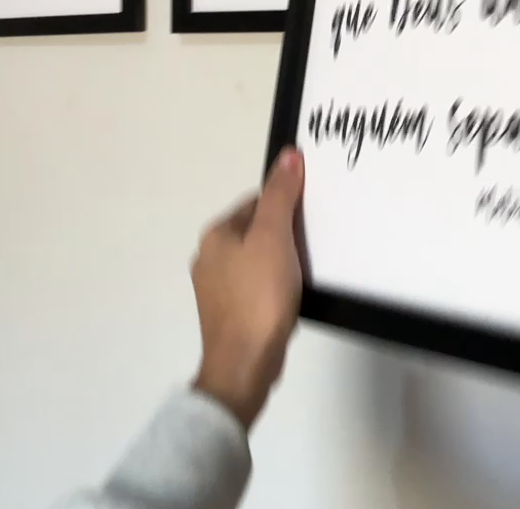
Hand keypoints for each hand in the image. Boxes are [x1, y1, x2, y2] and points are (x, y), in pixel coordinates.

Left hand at [190, 148, 304, 427]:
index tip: (308, 223)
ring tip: (303, 272)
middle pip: (258, 230)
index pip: (258, 202)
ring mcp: (216, 289)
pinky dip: (274, 286)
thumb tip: (288, 153)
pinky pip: (257, 285)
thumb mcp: (275, 236)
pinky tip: (290, 296)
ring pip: (258, 259)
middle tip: (310, 247)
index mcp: (216, 234)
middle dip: (285, 235)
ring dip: (282, 261)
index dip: (287, 207)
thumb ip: (281, 195)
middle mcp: (209, 257)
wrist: (245, 365)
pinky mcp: (229, 314)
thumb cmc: (259, 295)